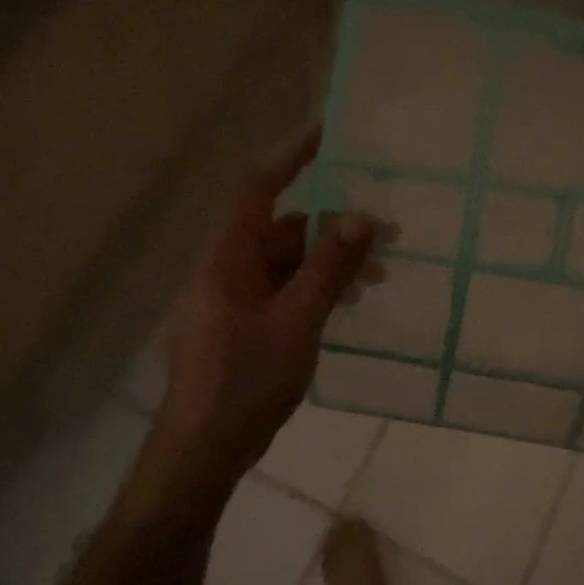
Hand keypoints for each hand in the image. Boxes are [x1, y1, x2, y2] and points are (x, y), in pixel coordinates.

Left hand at [154, 124, 378, 481]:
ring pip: (281, 264)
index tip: (327, 132)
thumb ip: (328, 269)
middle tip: (382, 232)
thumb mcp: (297, 322)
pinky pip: (276, 292)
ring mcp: (226, 301)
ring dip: (325, 263)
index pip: (256, 186)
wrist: (201, 452)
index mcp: (225, 257)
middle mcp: (222, 270)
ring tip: (375, 278)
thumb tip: (361, 217)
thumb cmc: (245, 382)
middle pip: (277, 228)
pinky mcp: (235, 329)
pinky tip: (343, 306)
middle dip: (329, 225)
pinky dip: (309, 290)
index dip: (290, 155)